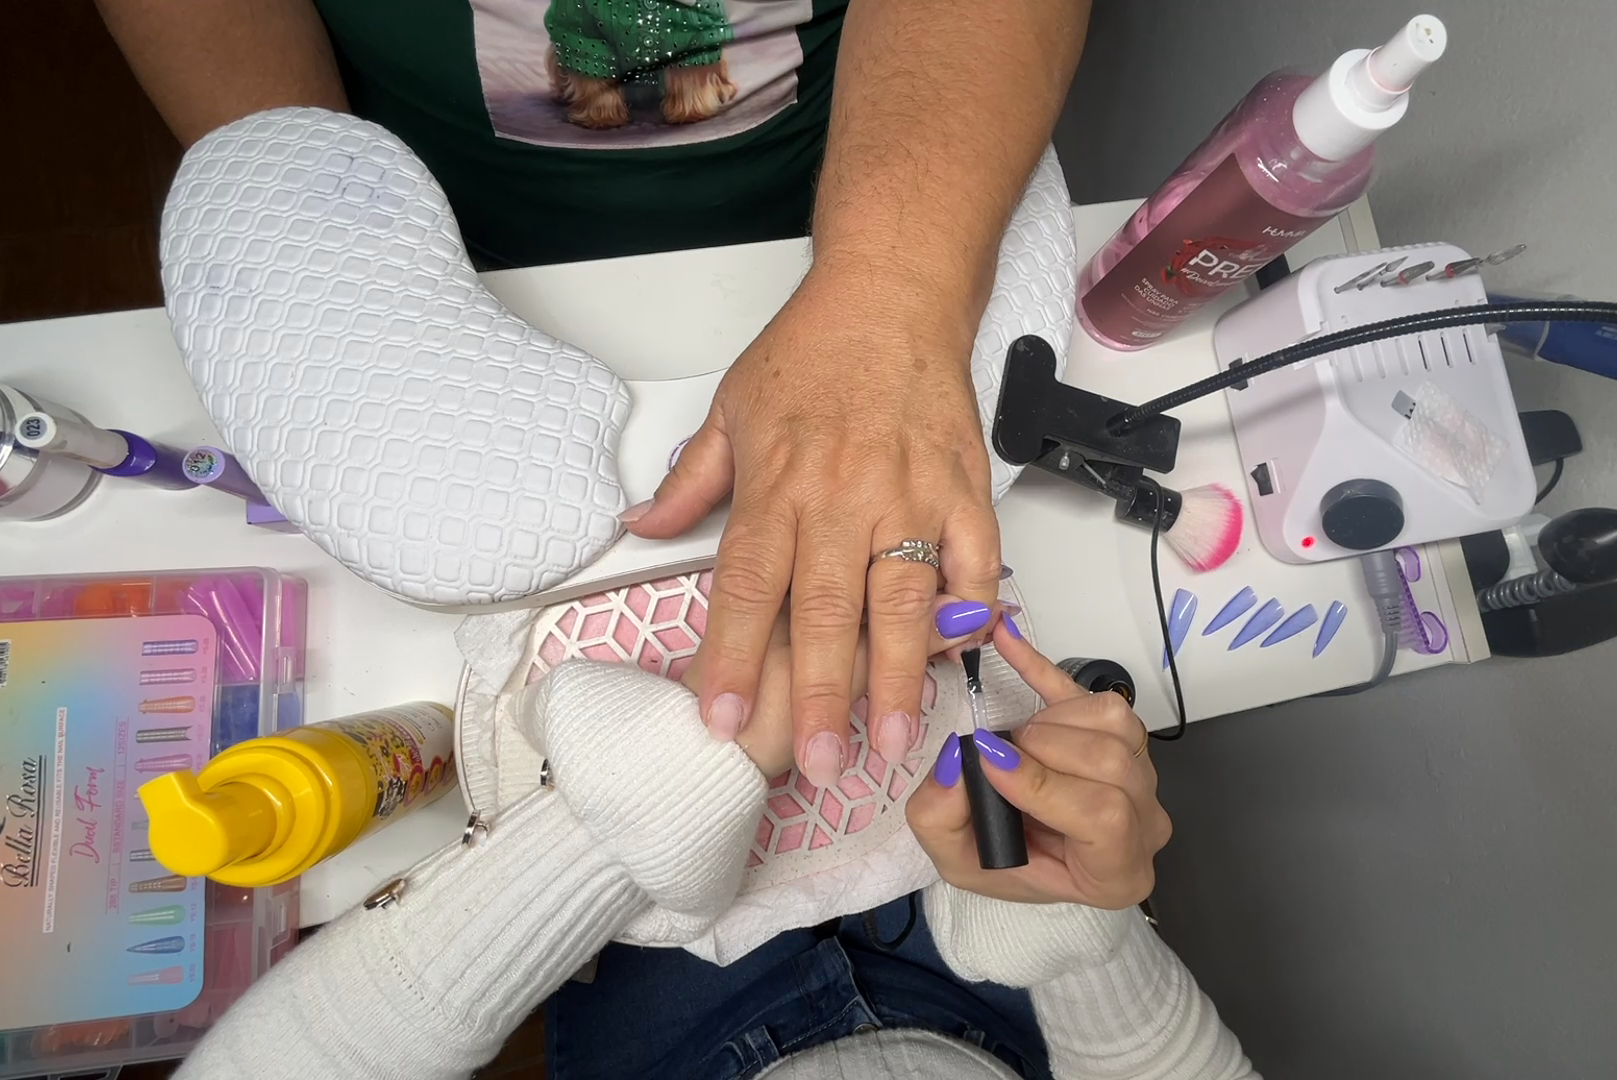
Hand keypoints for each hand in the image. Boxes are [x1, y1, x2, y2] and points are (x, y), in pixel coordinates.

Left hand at [625, 262, 1001, 787]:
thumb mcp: (732, 408)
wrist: (890, 299)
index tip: (724, 718)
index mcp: (780, 483)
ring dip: (897, 675)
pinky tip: (961, 656)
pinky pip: (974, 560)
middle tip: (819, 763)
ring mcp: (913, 496)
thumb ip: (690, 480)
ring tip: (888, 738)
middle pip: (828, 609)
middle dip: (821, 694)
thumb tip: (641, 525)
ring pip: (904, 599)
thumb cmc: (813, 354)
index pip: (749, 587)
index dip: (734, 658)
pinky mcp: (964, 488)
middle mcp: (845, 497)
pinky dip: (972, 610)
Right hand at [907, 629, 1172, 908]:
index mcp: (1116, 872)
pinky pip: (1091, 690)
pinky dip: (1044, 666)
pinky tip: (1006, 642)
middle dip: (1040, 747)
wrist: (1020, 849)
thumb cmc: (999, 862)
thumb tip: (957, 756)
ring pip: (1113, 721)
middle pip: (1109, 762)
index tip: (990, 762)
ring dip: (1049, 719)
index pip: (1104, 818)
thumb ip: (942, 816)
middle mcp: (1143, 822)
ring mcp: (1141, 774)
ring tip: (1014, 737)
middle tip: (995, 752)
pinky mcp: (1118, 731)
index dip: (1044, 783)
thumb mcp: (954, 859)